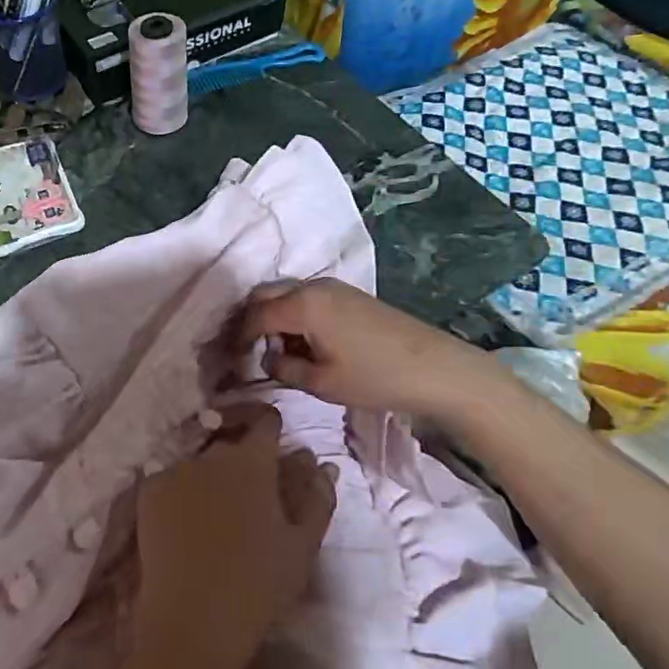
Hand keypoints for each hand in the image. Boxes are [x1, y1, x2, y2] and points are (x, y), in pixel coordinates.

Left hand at [133, 404, 336, 668]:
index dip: (273, 428)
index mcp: (252, 462)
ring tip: (217, 514)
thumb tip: (323, 464)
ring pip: (200, 464)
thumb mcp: (302, 546)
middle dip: (243, 461)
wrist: (193, 617)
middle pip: (231, 445)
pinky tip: (187, 523)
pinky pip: (171, 480)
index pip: (266, 424)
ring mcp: (175, 469)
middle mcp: (211, 454)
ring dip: (211, 477)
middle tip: (251, 495)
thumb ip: (317, 498)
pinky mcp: (148, 489)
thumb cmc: (259, 584)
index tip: (277, 441)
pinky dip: (182, 493)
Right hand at [235, 278, 510, 418]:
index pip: (254, 316)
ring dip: (274, 317)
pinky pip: (306, 298)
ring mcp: (333, 287)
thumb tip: (267, 358)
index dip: (238, 337)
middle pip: (265, 295)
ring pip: (286, 294)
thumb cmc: (375, 377)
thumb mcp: (322, 383)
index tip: (230, 358)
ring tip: (277, 350)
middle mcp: (312, 286)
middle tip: (246, 349)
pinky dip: (294, 315)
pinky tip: (304, 343)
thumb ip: (284, 368)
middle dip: (250, 319)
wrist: (439, 370)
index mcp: (301, 304)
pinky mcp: (349, 295)